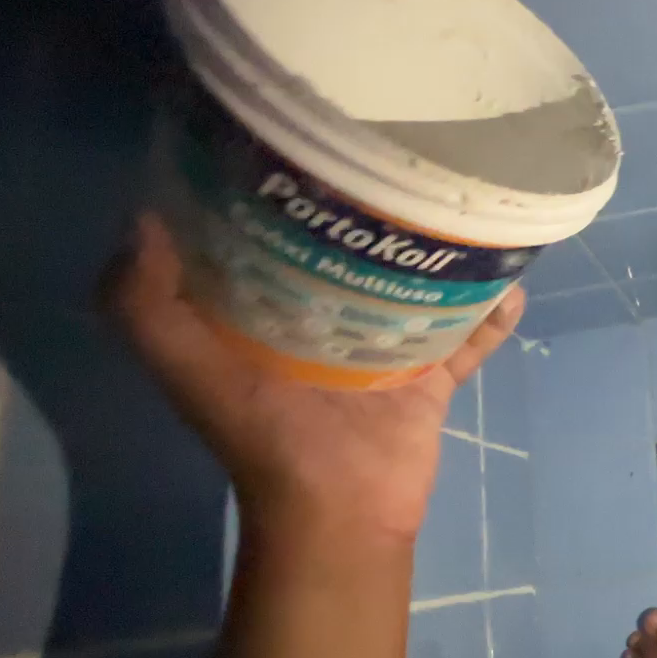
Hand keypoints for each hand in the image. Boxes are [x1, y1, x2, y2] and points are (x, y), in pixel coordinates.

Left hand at [104, 212, 524, 541]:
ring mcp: (389, 350)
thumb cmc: (268, 439)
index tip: (301, 147)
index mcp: (268, 316)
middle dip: (377, 221)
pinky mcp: (433, 377)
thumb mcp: (190, 371)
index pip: (275, 242)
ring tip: (467, 221)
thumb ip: (146, 306)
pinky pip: (467, 339)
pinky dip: (489, 318)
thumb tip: (148, 215)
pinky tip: (511, 287)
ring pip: (420, 293)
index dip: (283, 197)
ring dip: (445, 263)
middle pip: (358, 260)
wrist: (344, 510)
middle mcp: (329, 323)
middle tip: (404, 170)